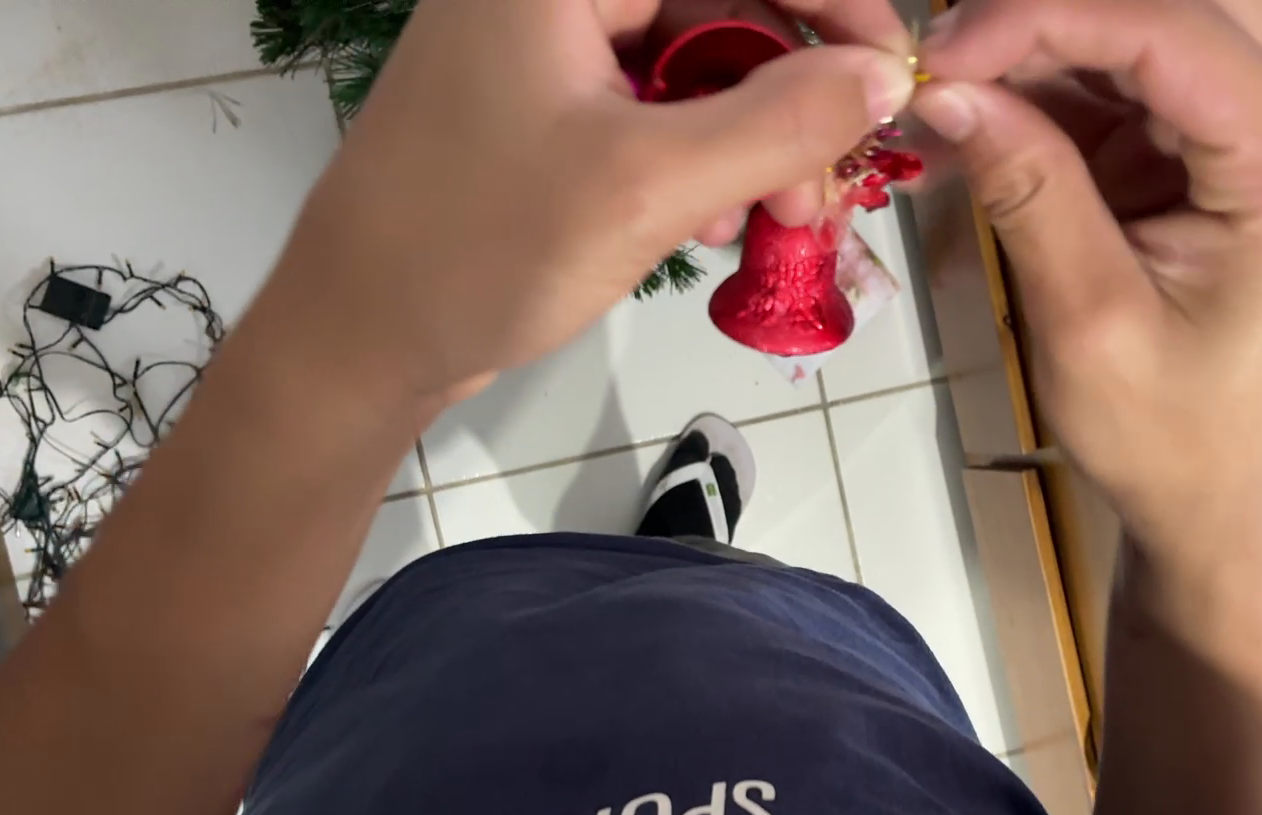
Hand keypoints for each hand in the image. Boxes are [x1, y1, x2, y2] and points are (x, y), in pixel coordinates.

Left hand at [247, 0, 914, 408]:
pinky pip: (651, 127)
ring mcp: (547, 60)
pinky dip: (695, 174)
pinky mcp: (547, 124)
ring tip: (769, 223)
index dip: (827, 6)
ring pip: (688, 82)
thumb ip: (771, 124)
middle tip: (818, 194)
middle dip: (784, 104)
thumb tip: (881, 77)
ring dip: (744, 151)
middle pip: (714, 18)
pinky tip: (708, 229)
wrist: (368, 334)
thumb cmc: (486, 249)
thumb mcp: (643, 185)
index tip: (893, 73)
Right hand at [912, 0, 1261, 572]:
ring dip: (1046, 57)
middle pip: (1174, 2)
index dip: (1040, 16)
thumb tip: (948, 93)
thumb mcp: (1085, 320)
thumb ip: (1027, 193)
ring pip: (1153, 34)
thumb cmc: (1160, 432)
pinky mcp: (1223, 159)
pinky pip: (1137, 93)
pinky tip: (992, 131)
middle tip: (940, 68)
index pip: (1169, 25)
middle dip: (1047, 20)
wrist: (1210, 497)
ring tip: (952, 102)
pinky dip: (1058, 101)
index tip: (935, 56)